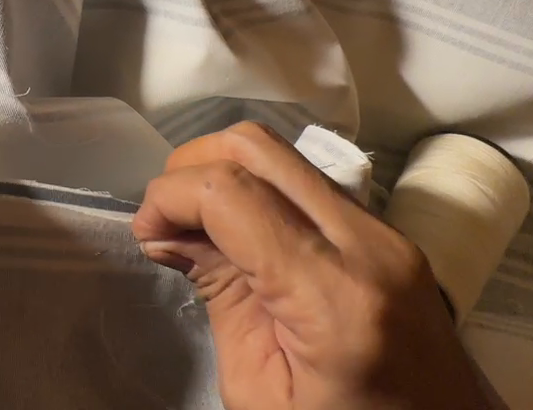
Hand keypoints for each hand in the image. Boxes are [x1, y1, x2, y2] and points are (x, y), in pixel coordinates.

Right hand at [132, 123, 491, 409]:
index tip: (146, 232)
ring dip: (221, 170)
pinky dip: (253, 184)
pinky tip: (240, 230)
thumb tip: (166, 229)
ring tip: (200, 222)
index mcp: (335, 298)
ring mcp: (385, 231)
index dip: (169, 196)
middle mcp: (367, 244)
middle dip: (191, 167)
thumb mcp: (257, 390)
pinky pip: (300, 177)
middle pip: (253, 147)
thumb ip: (216, 291)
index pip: (230, 192)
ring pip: (277, 150)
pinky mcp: (387, 230)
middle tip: (169, 218)